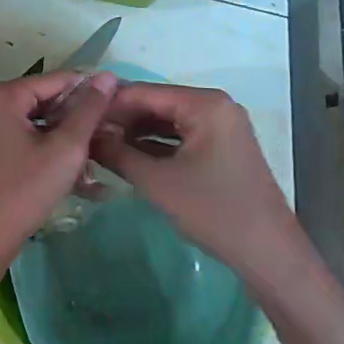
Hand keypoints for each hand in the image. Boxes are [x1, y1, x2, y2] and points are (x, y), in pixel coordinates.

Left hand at [0, 70, 119, 268]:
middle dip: (81, 118)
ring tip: (100, 156)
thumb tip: (109, 76)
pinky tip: (81, 173)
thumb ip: (89, 109)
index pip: (60, 80)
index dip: (93, 91)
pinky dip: (54, 151)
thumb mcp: (66, 148)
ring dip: (71, 138)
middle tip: (112, 136)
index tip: (121, 107)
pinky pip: (32, 139)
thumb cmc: (26, 189)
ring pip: (43, 122)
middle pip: (49, 100)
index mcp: (6, 95)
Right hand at [91, 83, 293, 269]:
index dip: (108, 104)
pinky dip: (156, 144)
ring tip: (100, 143)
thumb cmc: (212, 210)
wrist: (267, 251)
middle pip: (156, 103)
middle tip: (86, 132)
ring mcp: (221, 125)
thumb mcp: (156, 181)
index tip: (77, 116)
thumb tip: (86, 136)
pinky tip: (128, 154)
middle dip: (121, 118)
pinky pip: (181, 135)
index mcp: (204, 104)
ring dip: (136, 132)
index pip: (144, 92)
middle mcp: (215, 105)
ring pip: (167, 120)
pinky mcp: (221, 146)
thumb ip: (117, 153)